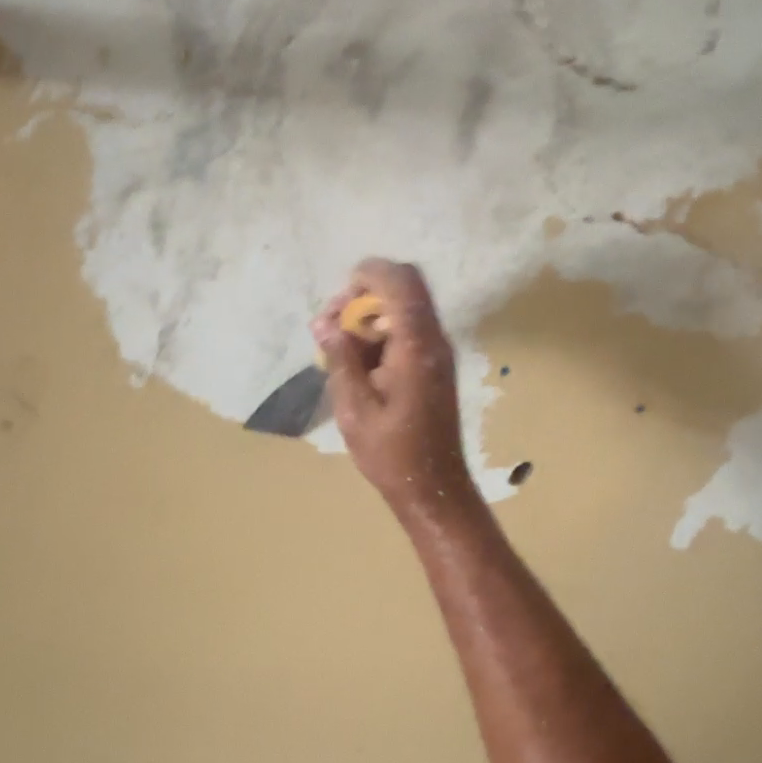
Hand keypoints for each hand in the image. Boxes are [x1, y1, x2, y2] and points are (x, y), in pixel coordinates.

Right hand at [314, 259, 477, 514]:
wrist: (432, 487)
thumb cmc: (391, 452)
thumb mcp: (354, 408)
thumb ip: (340, 359)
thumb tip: (324, 322)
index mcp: (416, 346)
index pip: (400, 282)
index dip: (367, 275)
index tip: (336, 301)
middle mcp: (434, 341)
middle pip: (404, 289)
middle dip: (363, 297)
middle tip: (331, 327)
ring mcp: (437, 353)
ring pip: (404, 310)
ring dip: (369, 319)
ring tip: (336, 349)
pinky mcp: (433, 368)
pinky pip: (407, 334)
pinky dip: (380, 337)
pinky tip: (356, 365)